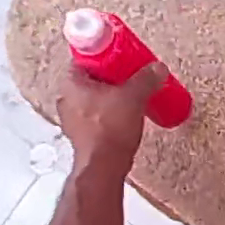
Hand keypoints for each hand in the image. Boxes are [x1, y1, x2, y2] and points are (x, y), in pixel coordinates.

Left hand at [58, 61, 165, 175]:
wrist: (104, 166)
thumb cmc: (110, 128)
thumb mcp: (133, 97)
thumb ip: (146, 80)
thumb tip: (158, 67)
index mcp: (71, 84)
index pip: (85, 61)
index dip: (105, 59)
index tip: (122, 61)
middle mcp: (66, 100)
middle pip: (90, 82)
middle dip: (110, 81)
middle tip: (130, 81)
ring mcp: (71, 121)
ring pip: (92, 102)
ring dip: (109, 100)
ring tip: (131, 101)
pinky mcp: (81, 138)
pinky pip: (95, 120)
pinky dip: (108, 118)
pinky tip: (124, 121)